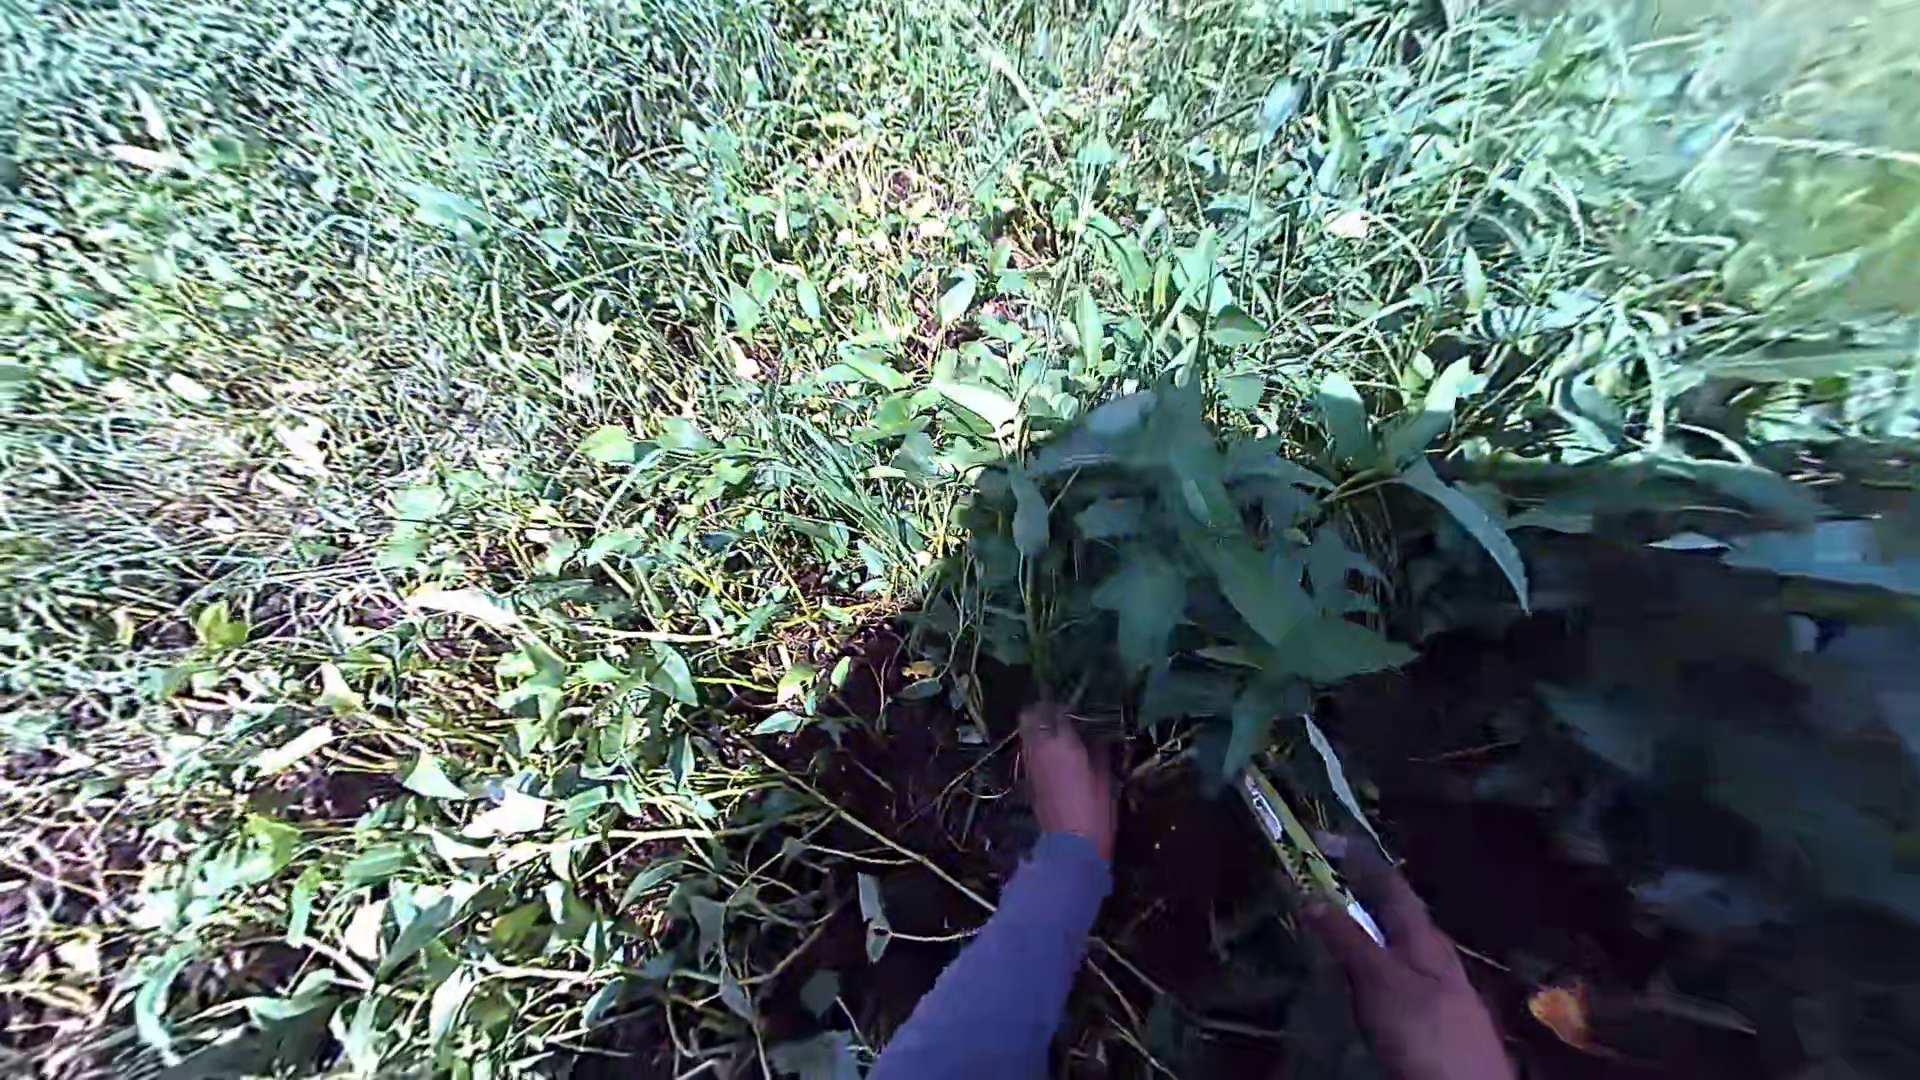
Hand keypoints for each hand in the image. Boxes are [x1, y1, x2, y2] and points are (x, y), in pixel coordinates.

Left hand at [1018, 703, 1116, 860]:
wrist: (1071, 845)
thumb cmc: (1095, 811)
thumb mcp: (1105, 778)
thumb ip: (1099, 750)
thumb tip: (1099, 735)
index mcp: (1064, 743)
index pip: (1059, 711)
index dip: (1067, 706)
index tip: (1077, 709)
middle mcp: (1042, 747)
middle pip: (1032, 714)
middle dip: (1043, 709)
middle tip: (1059, 713)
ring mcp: (1031, 760)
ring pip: (1025, 729)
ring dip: (1036, 723)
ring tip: (1053, 728)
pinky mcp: (1027, 774)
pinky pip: (1027, 747)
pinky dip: (1034, 740)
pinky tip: (1049, 748)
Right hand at [1303, 835, 1514, 1079]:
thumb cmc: (1427, 1035)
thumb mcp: (1379, 981)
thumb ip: (1345, 937)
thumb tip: (1311, 896)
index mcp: (1425, 938)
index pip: (1389, 881)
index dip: (1357, 856)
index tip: (1320, 838)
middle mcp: (1433, 957)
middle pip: (1389, 912)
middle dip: (1352, 891)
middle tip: (1311, 881)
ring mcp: (1435, 991)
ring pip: (1388, 944)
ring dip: (1355, 927)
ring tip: (1321, 924)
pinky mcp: (1429, 1020)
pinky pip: (1388, 974)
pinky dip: (1362, 961)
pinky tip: (1348, 976)